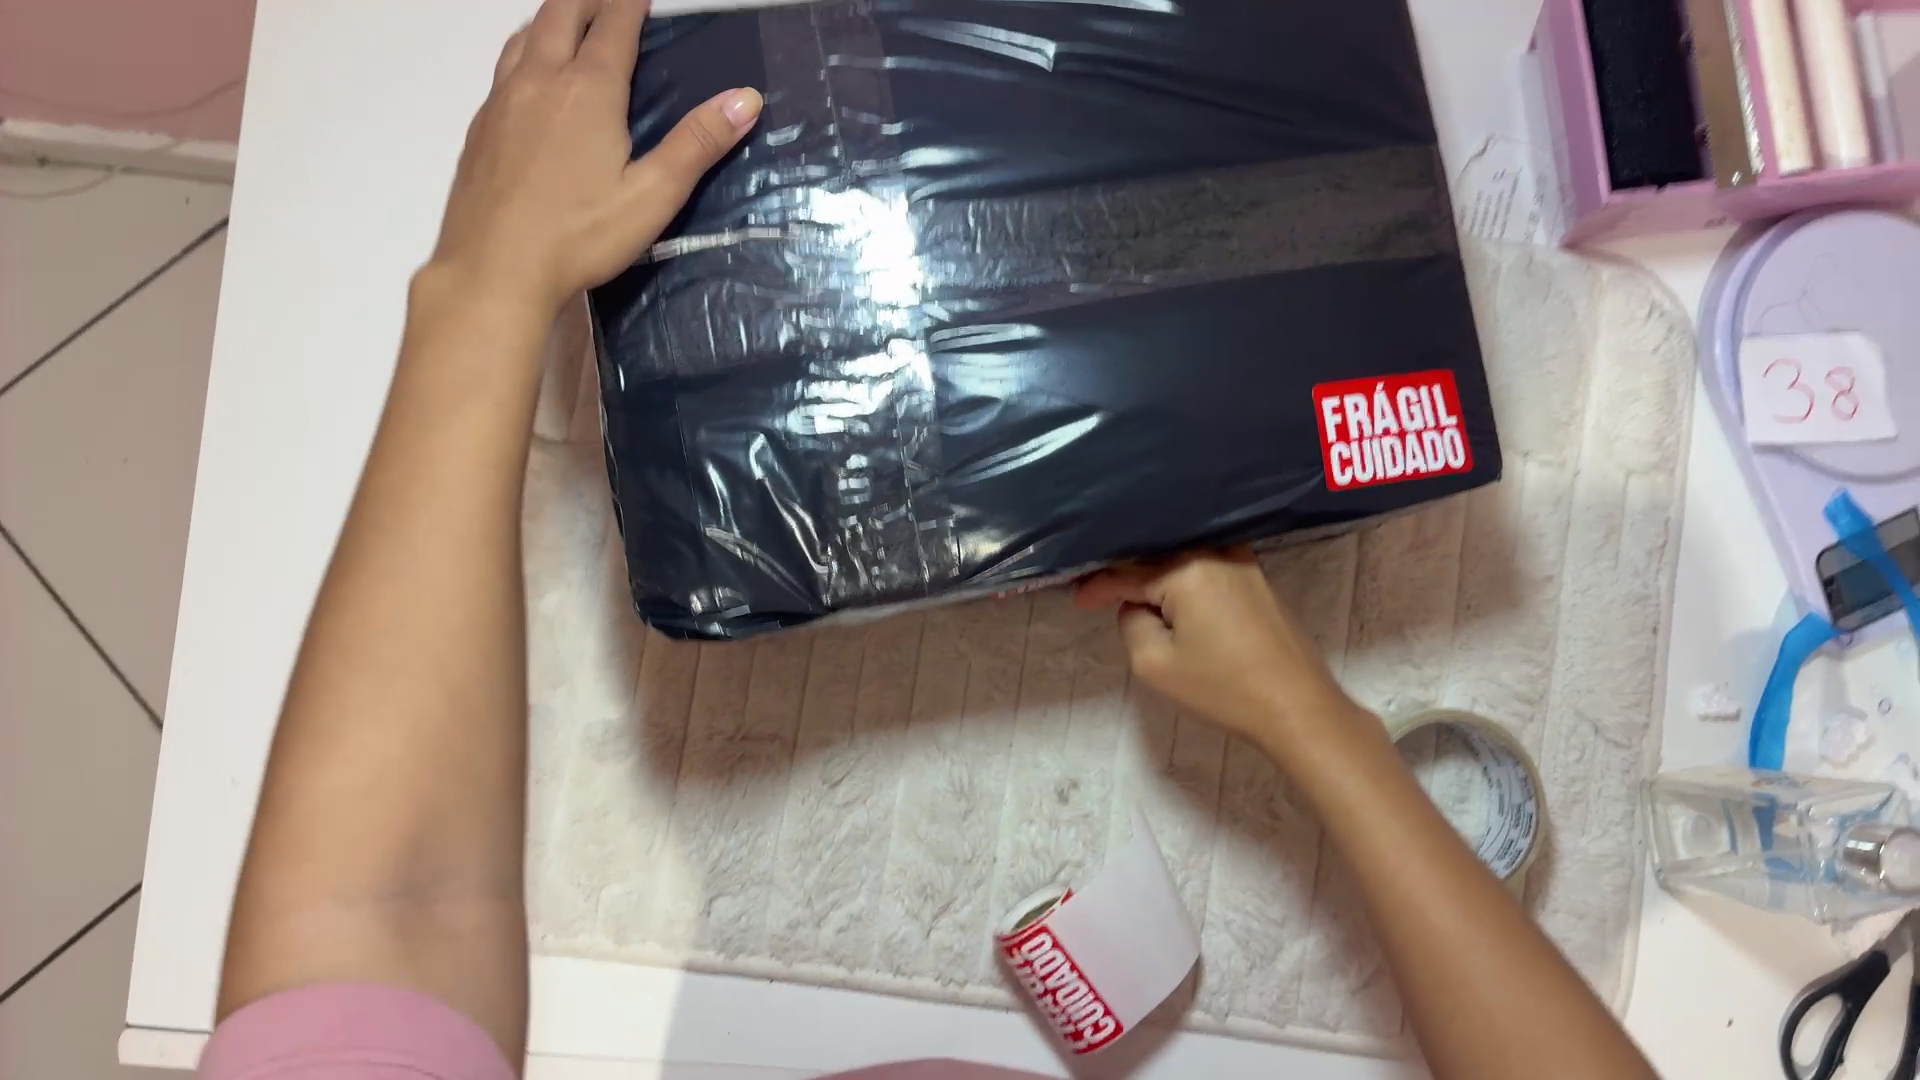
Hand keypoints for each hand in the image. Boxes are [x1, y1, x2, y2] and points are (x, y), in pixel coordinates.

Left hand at [430, 0, 762, 313]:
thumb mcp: (654, 195)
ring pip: (524, 35)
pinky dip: (525, 51)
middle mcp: (540, 79)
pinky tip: (531, 76)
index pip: (612, 27)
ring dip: (552, 17)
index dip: (630, 3)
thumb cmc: (583, 234)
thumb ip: (697, 144)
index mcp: (588, 91)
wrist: (496, 266)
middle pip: (560, 14)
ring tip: (569, 20)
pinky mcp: (481, 127)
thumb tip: (746, 98)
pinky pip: (504, 67)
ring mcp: (502, 100)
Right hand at [1074, 549, 1354, 750]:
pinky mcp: (1257, 578)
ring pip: (1183, 558)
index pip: (1126, 572)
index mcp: (1186, 569)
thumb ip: (1130, 622)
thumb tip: (1138, 605)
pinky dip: (1183, 576)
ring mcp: (1242, 562)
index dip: (1096, 586)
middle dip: (1126, 575)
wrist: (1297, 706)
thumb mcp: (1154, 664)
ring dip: (1157, 573)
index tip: (1077, 599)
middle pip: (1155, 557)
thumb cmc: (1223, 688)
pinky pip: (1207, 565)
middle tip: (1099, 595)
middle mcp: (1215, 553)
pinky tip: (1171, 593)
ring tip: (1132, 591)